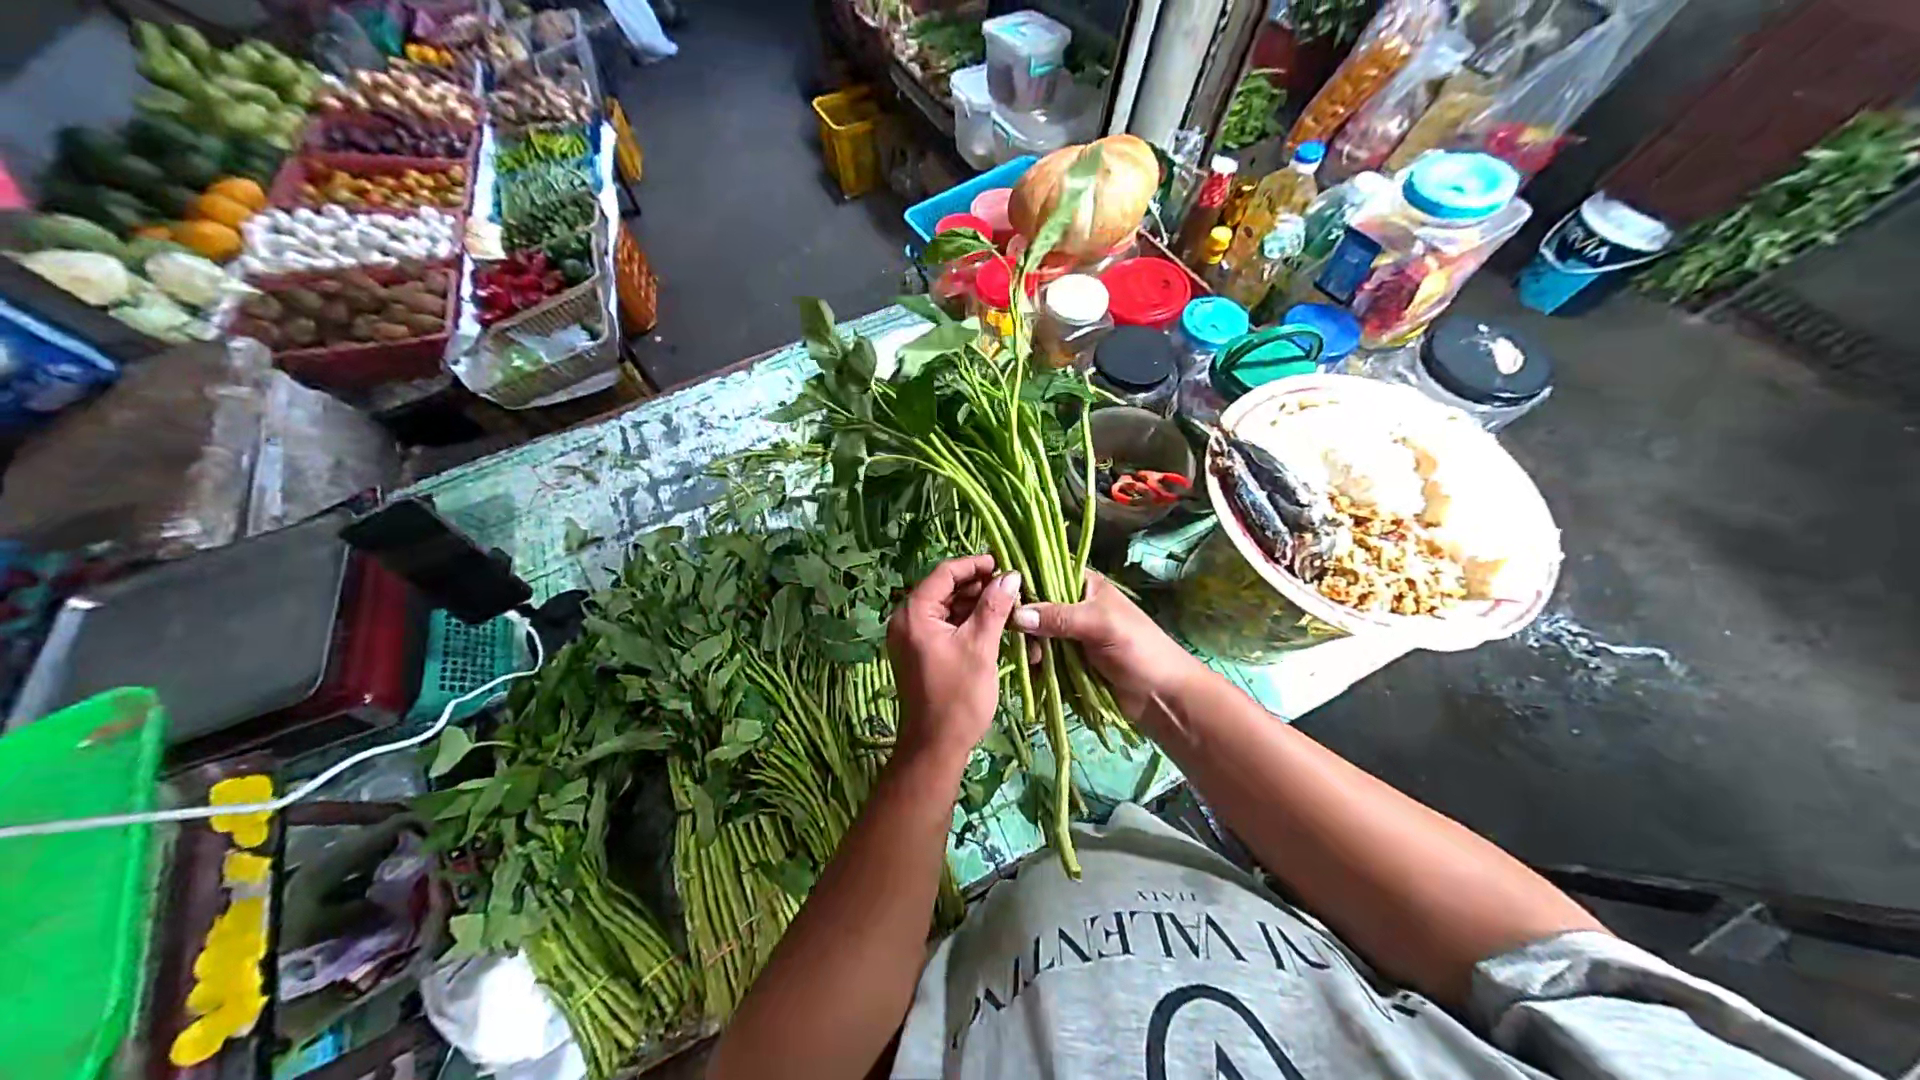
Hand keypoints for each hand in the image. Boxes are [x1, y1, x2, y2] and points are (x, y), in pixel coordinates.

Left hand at [886, 555, 1020, 768]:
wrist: (935, 747)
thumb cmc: (958, 696)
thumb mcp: (980, 647)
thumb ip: (994, 607)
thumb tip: (1011, 575)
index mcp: (914, 614)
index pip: (944, 573)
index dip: (975, 565)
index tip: (1004, 563)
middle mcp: (907, 621)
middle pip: (944, 589)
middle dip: (978, 585)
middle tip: (1011, 586)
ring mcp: (912, 638)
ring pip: (946, 608)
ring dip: (975, 604)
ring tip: (1008, 604)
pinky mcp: (920, 653)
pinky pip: (944, 626)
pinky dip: (967, 622)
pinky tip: (993, 624)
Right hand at [1012, 571, 1207, 719]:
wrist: (1162, 696)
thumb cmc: (1139, 648)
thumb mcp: (1100, 624)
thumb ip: (1058, 617)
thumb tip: (1015, 615)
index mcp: (1083, 584)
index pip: (1044, 570)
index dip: (1020, 579)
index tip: (994, 591)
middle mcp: (1073, 604)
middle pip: (1034, 603)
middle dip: (1021, 618)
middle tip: (1011, 634)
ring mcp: (1069, 633)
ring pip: (1034, 631)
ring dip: (1028, 643)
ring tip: (1031, 658)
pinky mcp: (1067, 659)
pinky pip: (1041, 654)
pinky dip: (1034, 661)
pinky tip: (1030, 669)